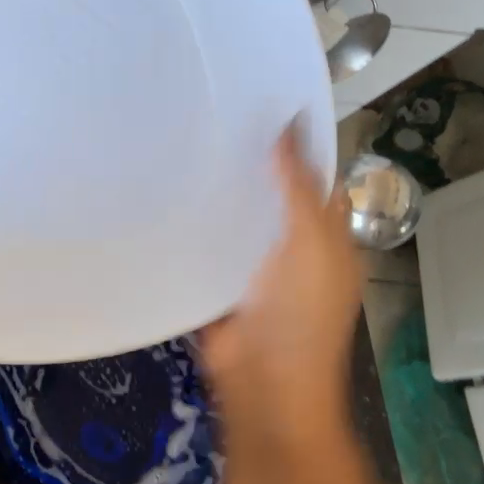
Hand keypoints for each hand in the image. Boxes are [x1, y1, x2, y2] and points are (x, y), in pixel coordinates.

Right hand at [199, 127, 361, 452]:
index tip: (251, 99)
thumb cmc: (299, 316)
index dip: (290, 140)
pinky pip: (200, 243)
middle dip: (241, 160)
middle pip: (266, 191)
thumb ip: (300, 187)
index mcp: (325, 234)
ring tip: (172, 144)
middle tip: (199, 115)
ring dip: (211, 189)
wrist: (262, 385)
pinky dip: (185, 223)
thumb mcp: (312, 245)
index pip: (311, 174)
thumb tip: (292, 121)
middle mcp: (289, 244)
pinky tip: (158, 196)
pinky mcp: (213, 281)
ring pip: (231, 215)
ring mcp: (249, 264)